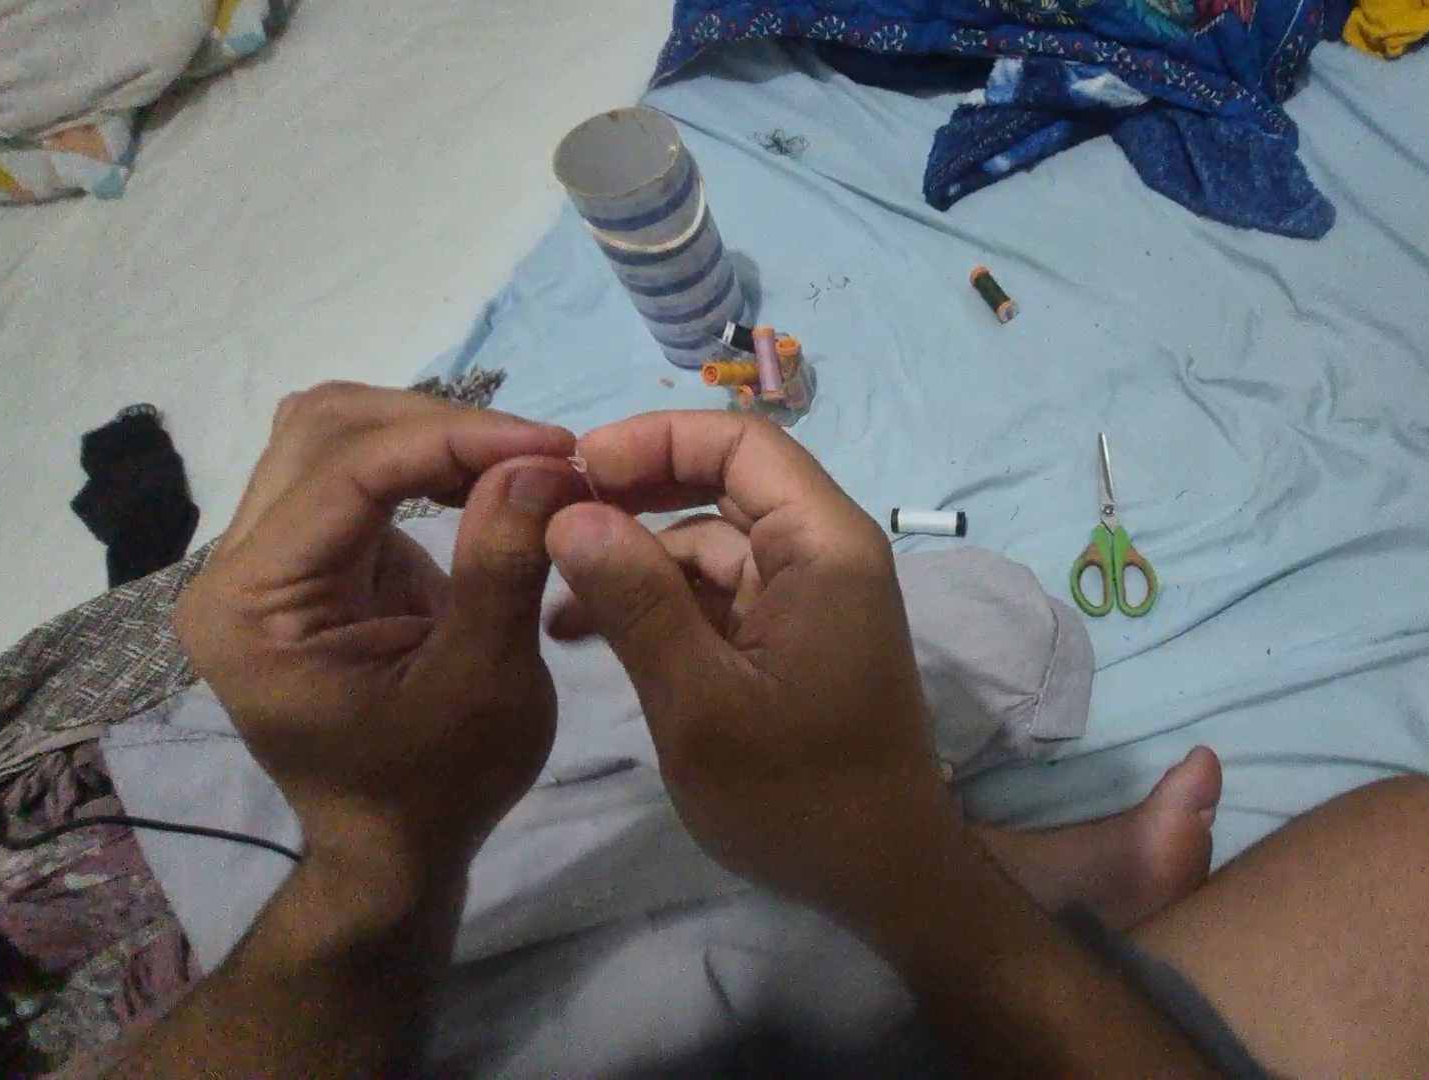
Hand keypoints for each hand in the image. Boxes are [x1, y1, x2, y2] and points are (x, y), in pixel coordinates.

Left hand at [174, 383, 582, 878]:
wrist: (404, 841)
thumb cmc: (444, 779)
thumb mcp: (488, 679)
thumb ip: (504, 565)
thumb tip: (543, 464)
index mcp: (259, 604)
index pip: (347, 471)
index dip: (456, 442)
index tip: (557, 448)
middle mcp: (246, 568)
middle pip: (326, 430)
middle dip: (445, 426)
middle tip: (545, 454)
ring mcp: (281, 561)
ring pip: (342, 440)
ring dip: (440, 436)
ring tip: (526, 466)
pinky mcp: (326, 564)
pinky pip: (369, 477)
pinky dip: (439, 465)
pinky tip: (496, 485)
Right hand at [545, 412, 959, 916]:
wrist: (879, 869)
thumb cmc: (799, 794)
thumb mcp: (701, 701)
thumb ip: (638, 601)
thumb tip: (571, 512)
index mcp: (825, 545)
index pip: (743, 444)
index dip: (656, 439)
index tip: (575, 470)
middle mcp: (825, 552)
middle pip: (725, 484)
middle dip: (637, 495)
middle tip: (549, 522)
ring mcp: (808, 592)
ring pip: (713, 542)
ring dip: (636, 560)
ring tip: (552, 602)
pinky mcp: (791, 630)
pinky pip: (720, 591)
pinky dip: (662, 602)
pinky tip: (590, 632)